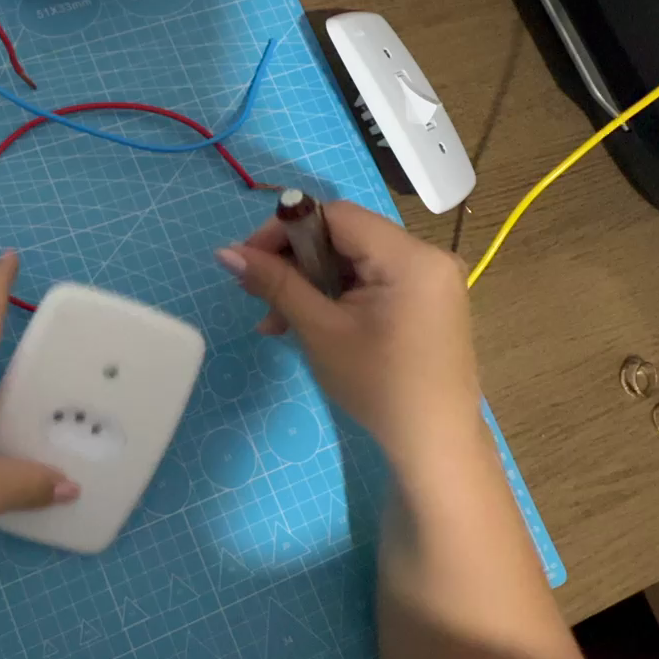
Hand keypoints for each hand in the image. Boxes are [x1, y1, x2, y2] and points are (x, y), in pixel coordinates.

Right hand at [216, 201, 482, 459]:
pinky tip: (306, 323)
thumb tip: (226, 252)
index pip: (335, 215)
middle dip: (292, 262)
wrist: (433, 442)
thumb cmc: (376, 384)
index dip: (284, 229)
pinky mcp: (422, 300)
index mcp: (410, 257)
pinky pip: (366, 280)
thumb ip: (275, 282)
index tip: (247, 260)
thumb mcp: (318, 329)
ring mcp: (427, 279)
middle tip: (257, 295)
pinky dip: (331, 294)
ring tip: (276, 322)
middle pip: (342, 236)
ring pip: (349, 260)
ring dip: (306, 282)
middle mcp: (426, 257)